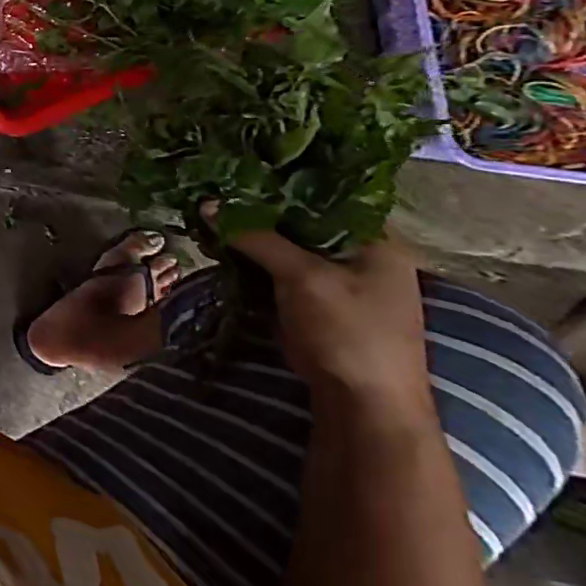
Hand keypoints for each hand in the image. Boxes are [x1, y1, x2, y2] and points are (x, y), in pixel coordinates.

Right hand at [203, 204, 433, 414]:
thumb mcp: (301, 276)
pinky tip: (231, 252)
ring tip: (219, 218)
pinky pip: (288, 275)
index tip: (240, 171)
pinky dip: (262, 265)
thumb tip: (207, 202)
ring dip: (259, 241)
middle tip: (222, 195)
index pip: (325, 194)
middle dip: (263, 213)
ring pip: (293, 250)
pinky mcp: (324, 310)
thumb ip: (256, 236)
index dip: (283, 182)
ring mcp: (345, 286)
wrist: (366, 413)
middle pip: (306, 223)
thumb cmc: (348, 334)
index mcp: (377, 241)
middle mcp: (365, 258)